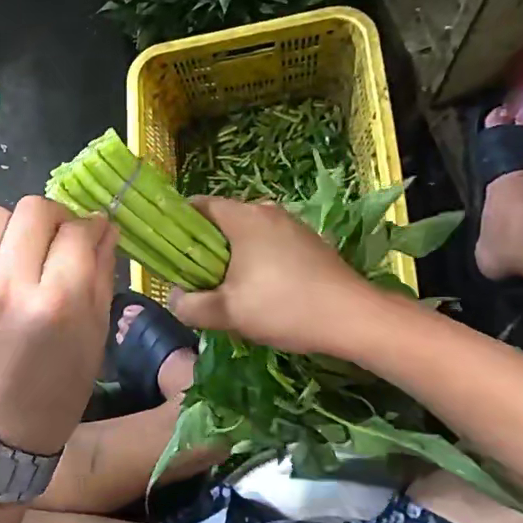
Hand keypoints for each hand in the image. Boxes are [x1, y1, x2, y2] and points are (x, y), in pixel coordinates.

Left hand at [0, 197, 117, 454]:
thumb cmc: (56, 390)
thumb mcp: (93, 336)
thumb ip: (100, 274)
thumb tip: (103, 226)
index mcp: (56, 304)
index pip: (76, 231)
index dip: (90, 226)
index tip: (92, 233)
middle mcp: (9, 287)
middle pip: (33, 210)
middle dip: (55, 217)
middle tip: (58, 236)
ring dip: (16, 227)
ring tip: (23, 250)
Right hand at [169, 197, 373, 355]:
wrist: (354, 318)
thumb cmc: (284, 306)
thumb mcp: (227, 313)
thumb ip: (190, 305)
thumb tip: (173, 297)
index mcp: (243, 217)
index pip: (198, 204)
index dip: (177, 222)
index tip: (169, 248)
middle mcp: (266, 210)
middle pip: (222, 220)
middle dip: (204, 245)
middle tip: (194, 276)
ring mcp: (292, 224)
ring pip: (248, 233)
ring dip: (232, 255)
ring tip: (226, 287)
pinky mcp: (310, 242)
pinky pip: (270, 243)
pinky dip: (257, 259)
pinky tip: (260, 290)